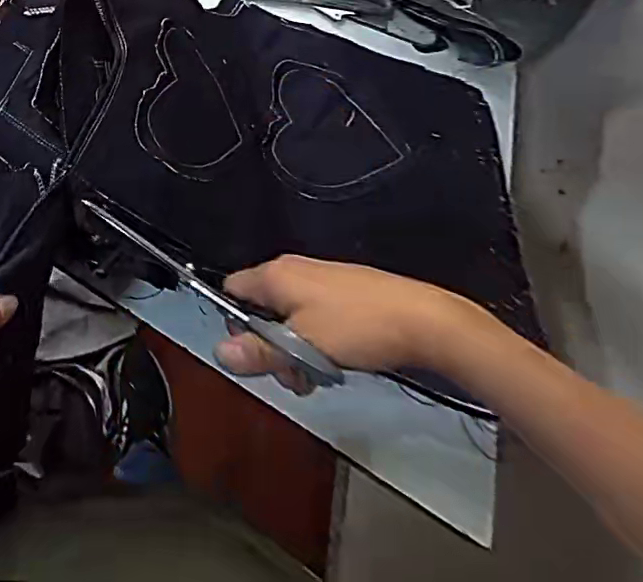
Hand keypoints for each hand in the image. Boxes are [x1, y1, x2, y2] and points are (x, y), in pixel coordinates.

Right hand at [214, 255, 486, 392]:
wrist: (424, 320)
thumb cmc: (356, 328)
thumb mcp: (302, 347)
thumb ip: (259, 351)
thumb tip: (219, 353)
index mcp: (275, 275)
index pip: (231, 289)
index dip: (233, 322)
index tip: (252, 352)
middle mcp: (292, 269)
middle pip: (259, 306)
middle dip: (269, 344)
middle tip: (292, 374)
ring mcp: (319, 277)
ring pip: (287, 315)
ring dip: (294, 348)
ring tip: (319, 374)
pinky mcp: (342, 290)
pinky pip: (311, 313)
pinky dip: (315, 338)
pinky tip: (337, 360)